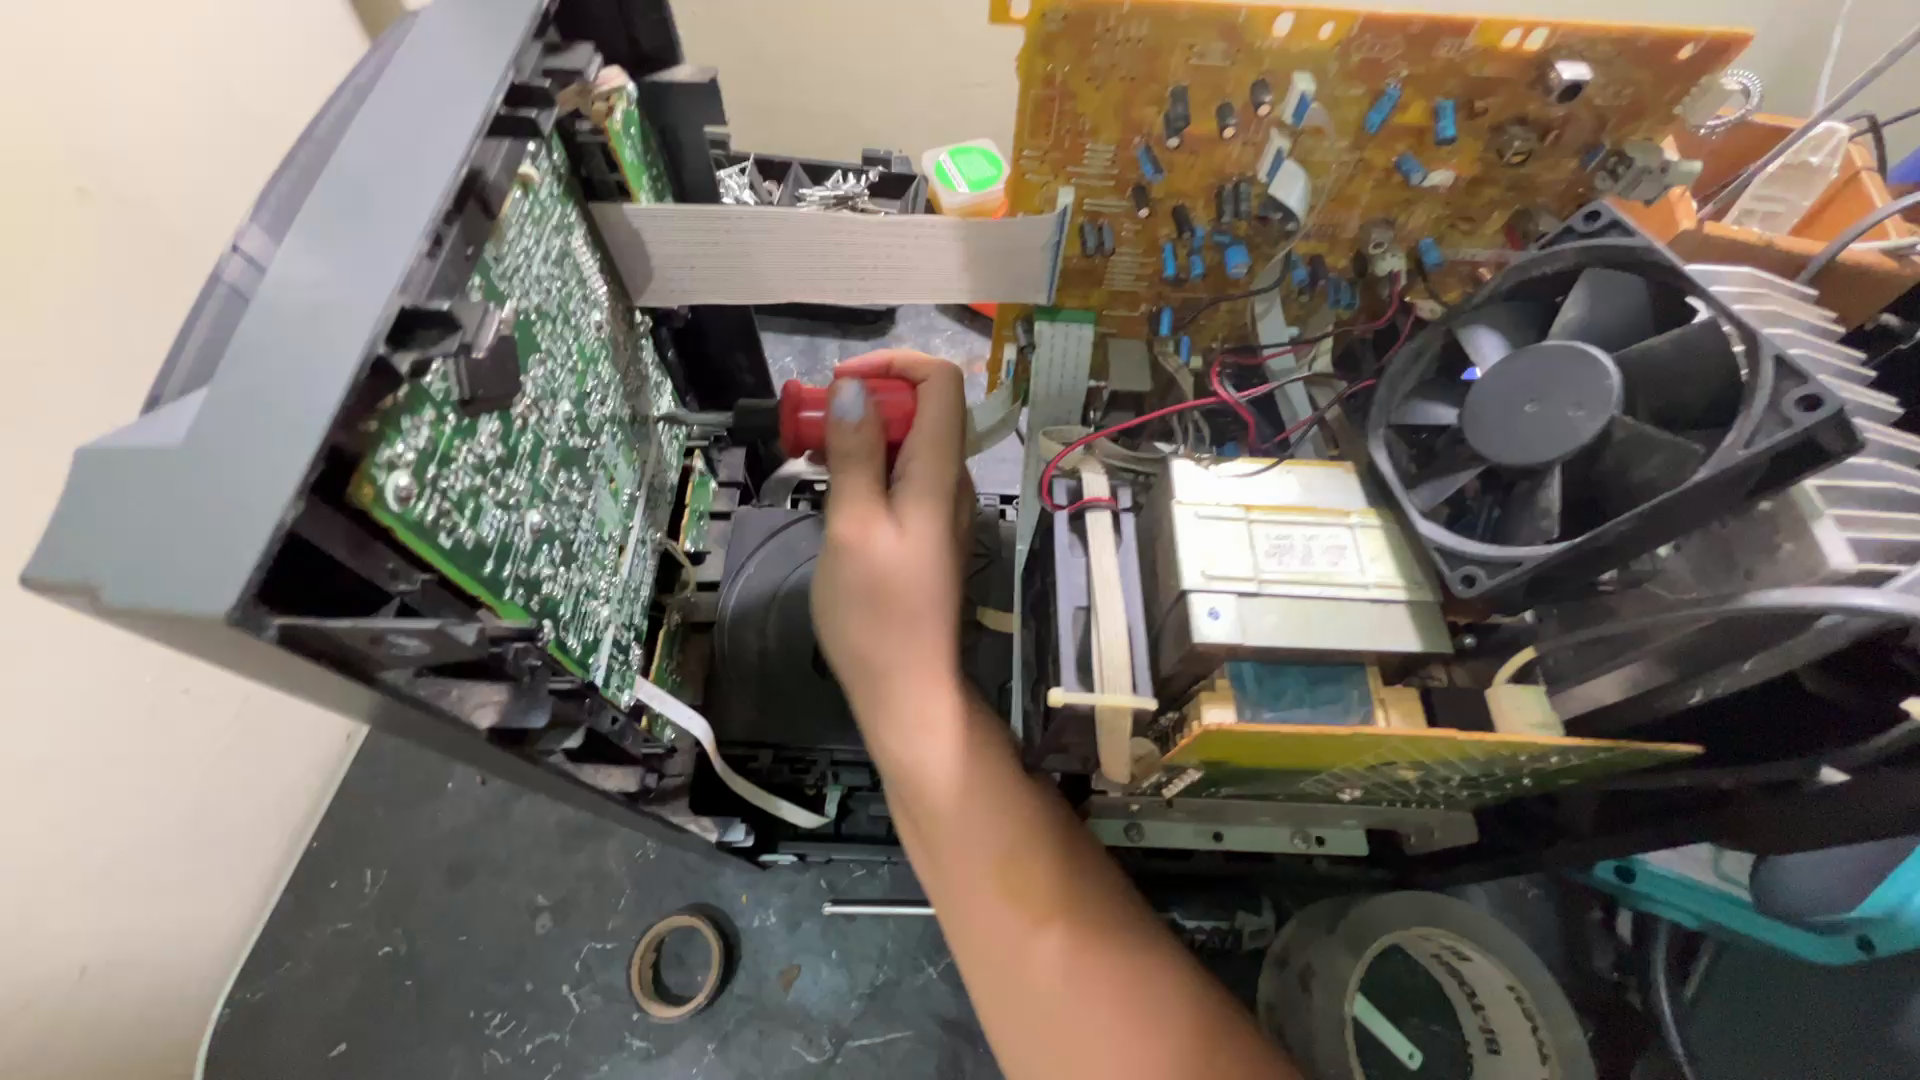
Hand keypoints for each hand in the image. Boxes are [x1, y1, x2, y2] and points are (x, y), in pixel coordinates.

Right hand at [811, 350, 971, 724]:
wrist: (906, 686)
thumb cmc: (875, 613)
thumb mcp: (853, 526)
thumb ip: (857, 454)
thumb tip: (852, 389)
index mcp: (938, 473)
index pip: (942, 381)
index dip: (894, 365)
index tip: (838, 385)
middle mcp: (949, 481)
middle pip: (921, 409)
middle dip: (865, 401)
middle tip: (807, 427)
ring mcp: (941, 508)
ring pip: (907, 444)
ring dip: (860, 435)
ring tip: (809, 456)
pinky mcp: (926, 532)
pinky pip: (902, 478)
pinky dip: (868, 467)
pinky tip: (832, 488)